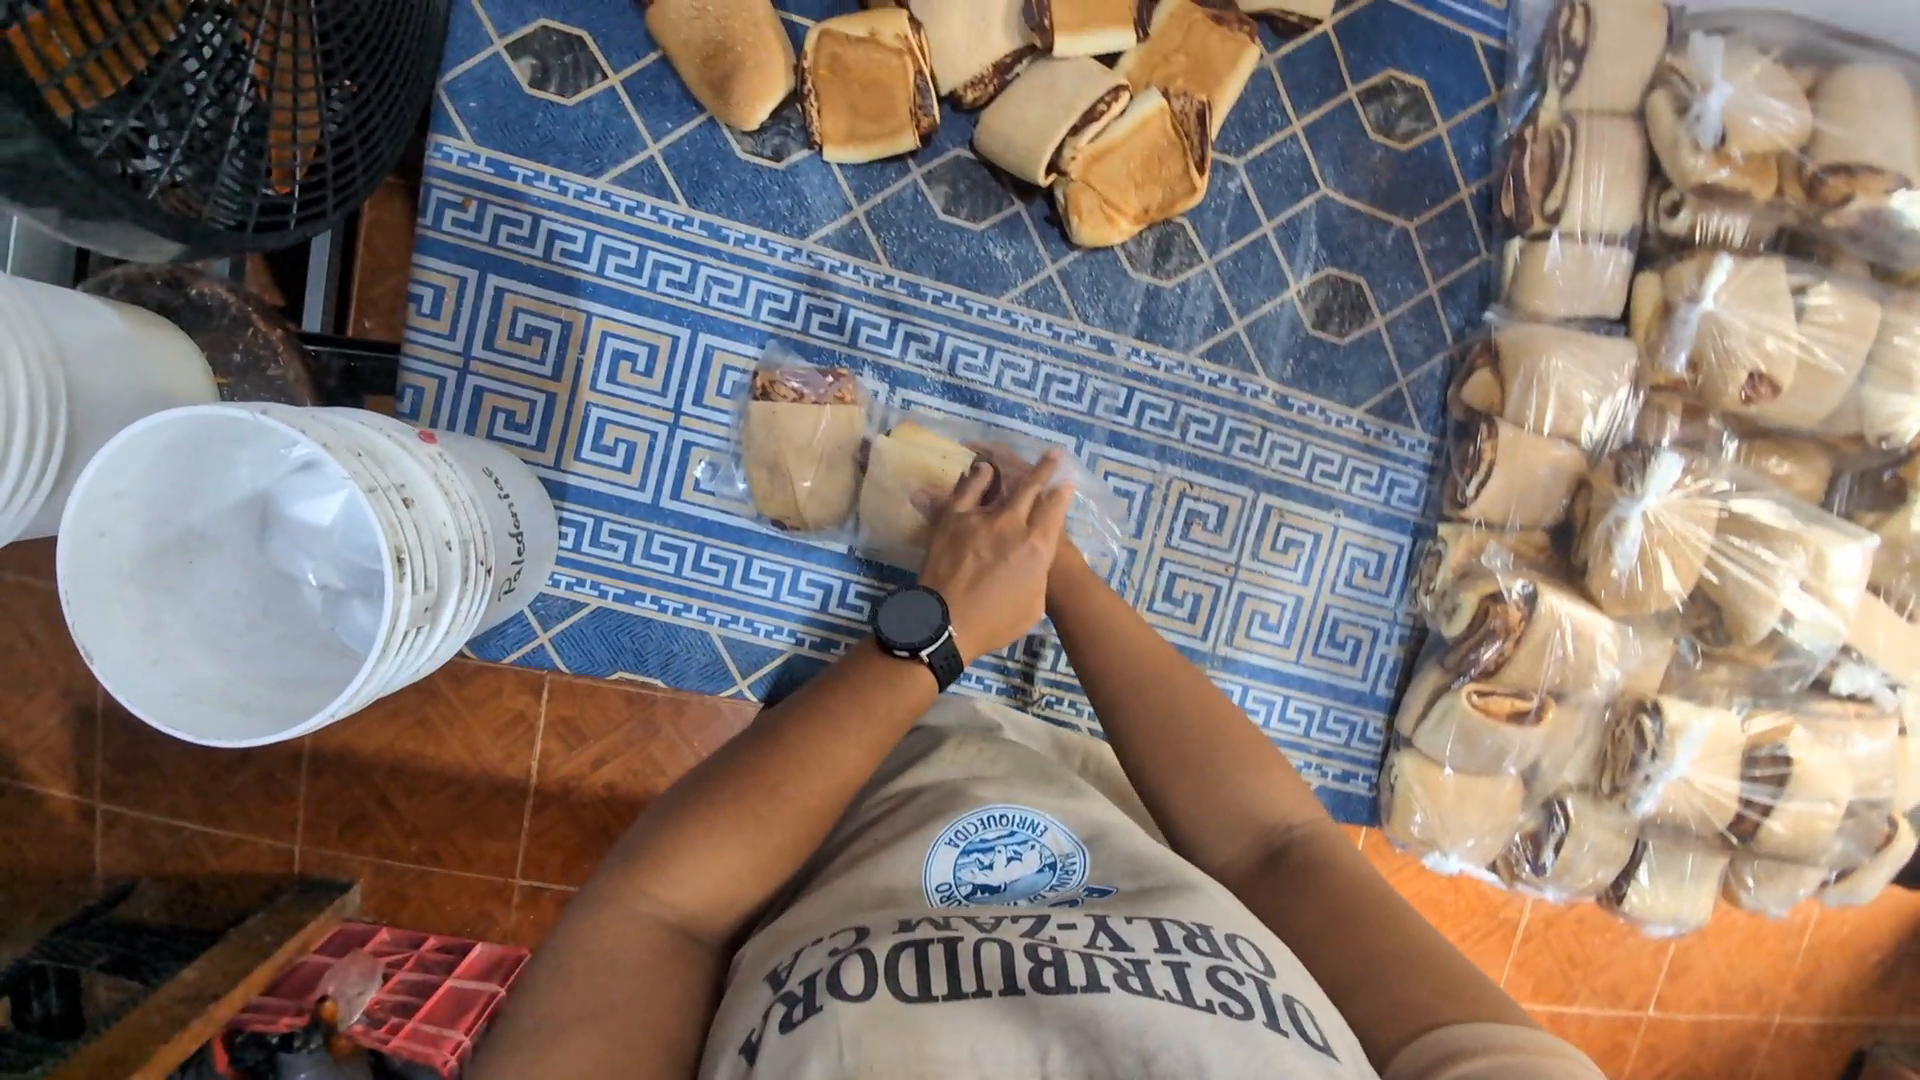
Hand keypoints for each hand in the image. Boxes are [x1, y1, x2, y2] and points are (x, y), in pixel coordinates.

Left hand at [916, 450, 1072, 663]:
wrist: (946, 624)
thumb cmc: (994, 624)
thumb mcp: (1033, 606)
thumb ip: (1038, 576)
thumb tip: (1035, 562)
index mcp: (1037, 548)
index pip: (1056, 509)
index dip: (1063, 493)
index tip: (1066, 482)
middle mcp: (1012, 525)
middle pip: (1032, 488)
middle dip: (1045, 469)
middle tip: (1054, 455)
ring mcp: (980, 518)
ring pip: (999, 484)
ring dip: (1009, 470)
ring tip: (1010, 459)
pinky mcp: (952, 519)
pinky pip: (966, 491)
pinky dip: (975, 478)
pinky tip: (979, 470)